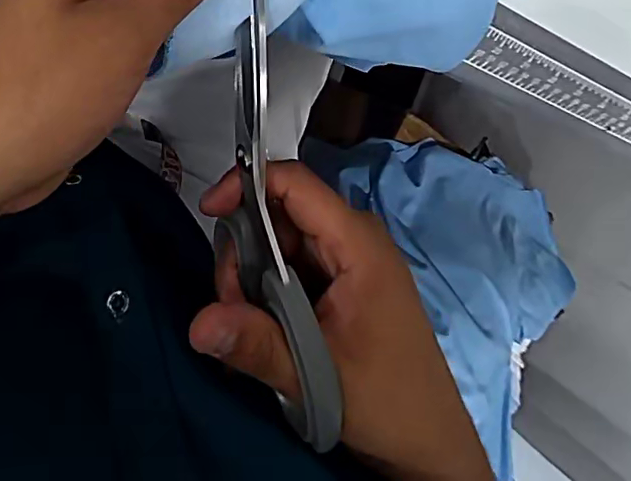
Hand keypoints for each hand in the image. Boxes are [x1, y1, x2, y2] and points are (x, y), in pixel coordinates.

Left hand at [0, 0, 241, 216]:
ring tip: (186, 44)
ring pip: (134, 0)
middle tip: (218, 18)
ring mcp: (60, 4)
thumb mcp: (127, 32)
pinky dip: (139, 44)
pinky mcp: (63, 41)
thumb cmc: (47, 92)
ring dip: (161, 25)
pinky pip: (115, 28)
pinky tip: (155, 62)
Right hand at [189, 163, 491, 480]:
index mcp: (357, 242)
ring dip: (251, 272)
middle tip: (232, 304)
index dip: (247, 183)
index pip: (294, 182)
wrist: (432, 447)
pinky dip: (266, 285)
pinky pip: (291, 259)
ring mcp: (347, 256)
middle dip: (243, 248)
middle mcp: (353, 236)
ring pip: (279, 237)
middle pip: (279, 211)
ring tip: (247, 325)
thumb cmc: (389, 404)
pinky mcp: (340, 276)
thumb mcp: (317, 376)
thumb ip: (256, 344)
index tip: (210, 210)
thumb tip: (198, 324)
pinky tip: (260, 325)